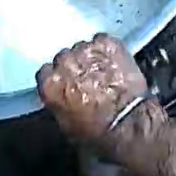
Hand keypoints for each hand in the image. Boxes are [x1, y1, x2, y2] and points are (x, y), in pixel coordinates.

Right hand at [36, 34, 158, 157]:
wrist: (129, 123)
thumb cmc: (99, 132)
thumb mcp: (67, 127)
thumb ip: (57, 104)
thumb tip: (60, 99)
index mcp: (50, 82)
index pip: (46, 73)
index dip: (58, 80)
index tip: (66, 86)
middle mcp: (64, 61)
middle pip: (64, 58)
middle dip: (74, 68)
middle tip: (88, 82)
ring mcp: (85, 50)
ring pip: (84, 49)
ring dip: (91, 59)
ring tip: (104, 74)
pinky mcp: (106, 44)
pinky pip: (103, 42)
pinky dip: (108, 51)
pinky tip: (114, 64)